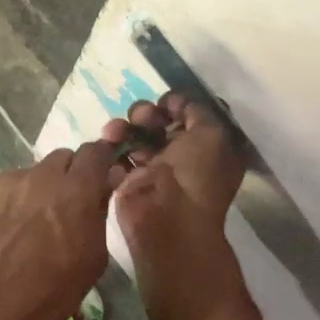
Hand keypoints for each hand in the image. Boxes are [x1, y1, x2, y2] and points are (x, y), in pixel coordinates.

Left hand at [0, 140, 123, 319]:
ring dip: (39, 188)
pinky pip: (6, 188)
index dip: (99, 162)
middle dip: (69, 175)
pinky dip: (13, 200)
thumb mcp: (93, 258)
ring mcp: (7, 183)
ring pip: (32, 173)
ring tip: (32, 222)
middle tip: (66, 204)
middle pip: (62, 158)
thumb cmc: (52, 290)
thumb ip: (99, 213)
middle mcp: (41, 176)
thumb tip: (103, 185)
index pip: (95, 151)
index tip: (99, 177)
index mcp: (76, 189)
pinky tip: (8, 229)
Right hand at [101, 93, 246, 257]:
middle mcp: (183, 158)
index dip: (175, 104)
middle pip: (160, 124)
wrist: (167, 218)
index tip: (164, 102)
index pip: (189, 116)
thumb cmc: (196, 174)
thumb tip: (175, 103)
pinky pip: (117, 156)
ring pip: (136, 137)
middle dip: (147, 114)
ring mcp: (155, 170)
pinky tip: (107, 143)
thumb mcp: (211, 133)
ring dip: (125, 128)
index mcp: (209, 148)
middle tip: (140, 117)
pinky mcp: (129, 181)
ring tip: (115, 130)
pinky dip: (110, 146)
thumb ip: (196, 110)